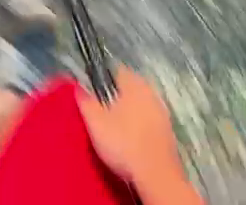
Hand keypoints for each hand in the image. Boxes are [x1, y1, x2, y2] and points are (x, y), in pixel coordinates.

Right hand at [76, 68, 195, 200]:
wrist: (156, 174)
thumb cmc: (123, 143)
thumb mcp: (95, 122)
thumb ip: (85, 100)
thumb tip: (77, 87)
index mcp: (132, 83)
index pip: (116, 70)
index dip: (102, 77)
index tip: (93, 90)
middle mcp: (150, 91)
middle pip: (129, 86)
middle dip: (116, 95)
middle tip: (102, 110)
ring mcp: (161, 111)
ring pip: (140, 104)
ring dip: (130, 111)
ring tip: (115, 127)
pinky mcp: (168, 131)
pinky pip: (149, 121)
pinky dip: (140, 126)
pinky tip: (131, 141)